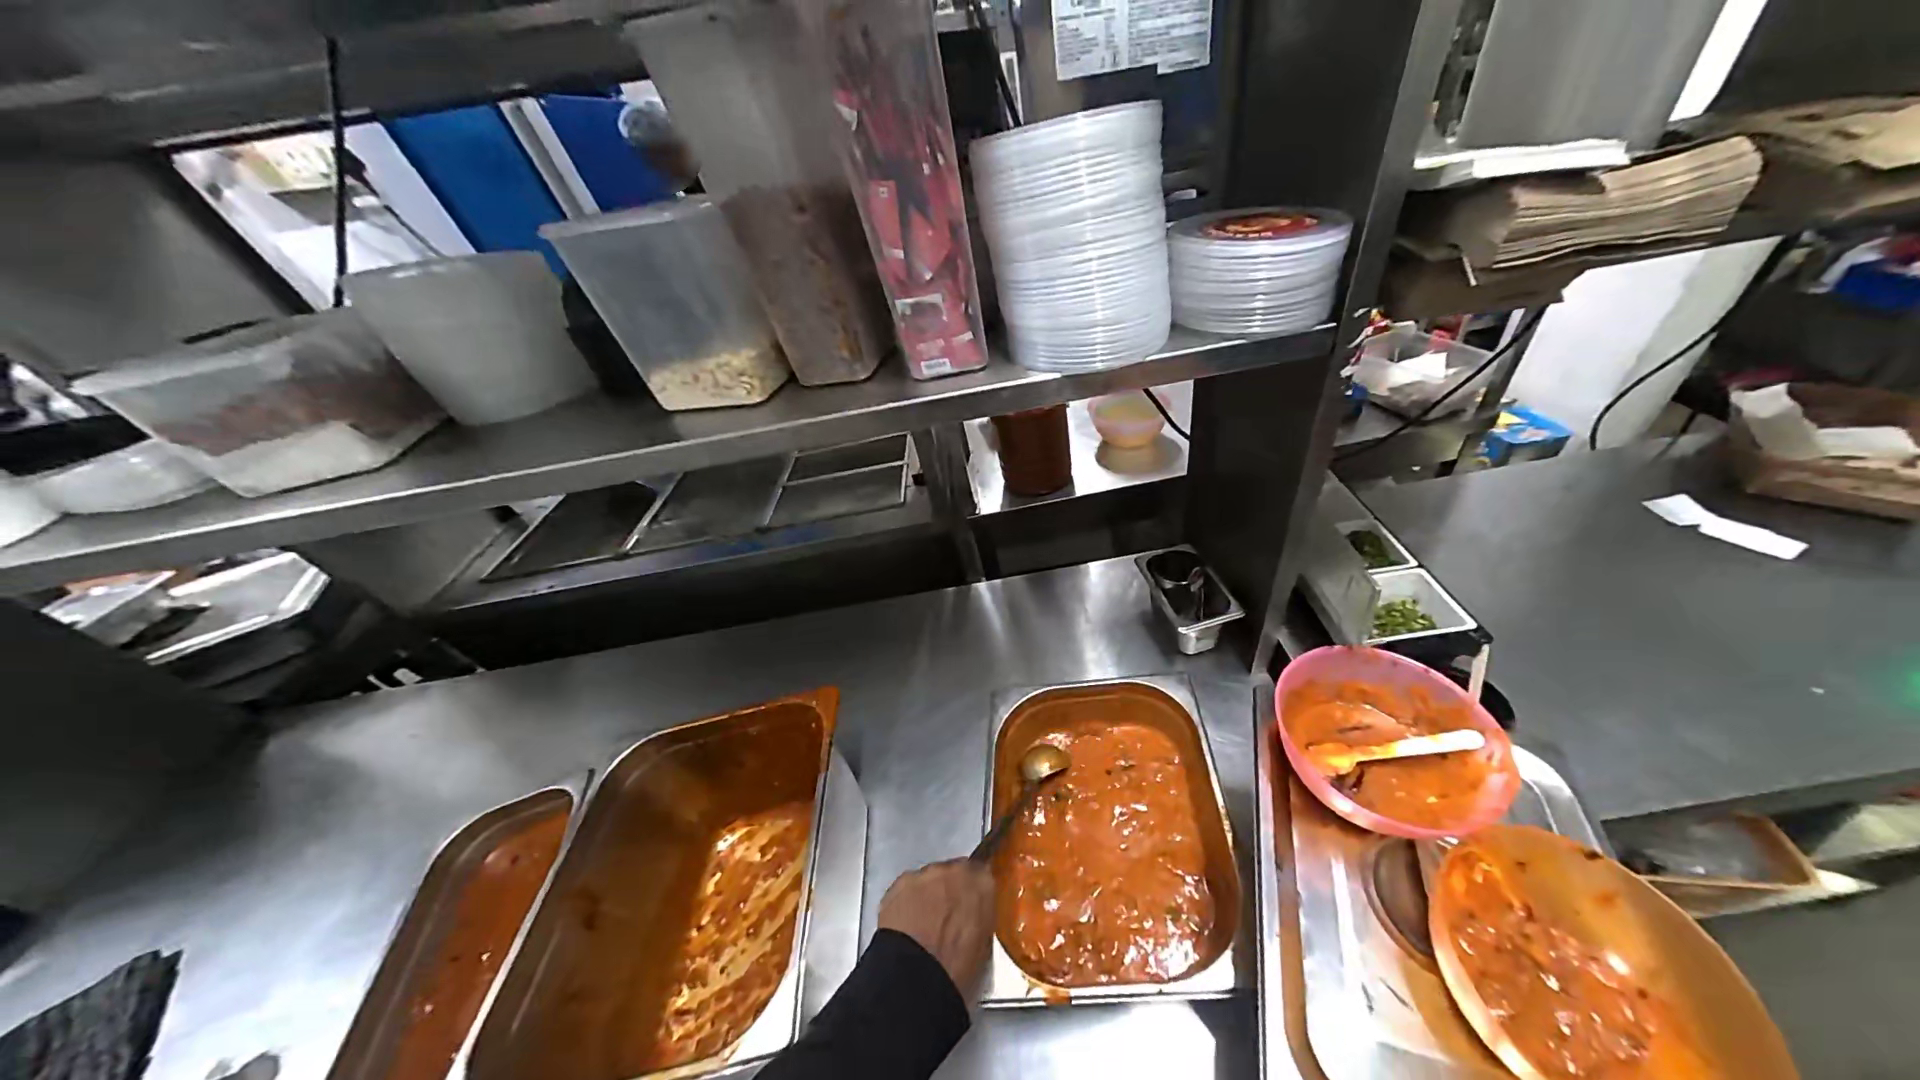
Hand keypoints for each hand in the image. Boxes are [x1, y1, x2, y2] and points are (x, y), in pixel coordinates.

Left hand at [876, 858, 994, 995]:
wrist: (916, 976)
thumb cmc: (957, 970)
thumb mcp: (984, 945)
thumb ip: (981, 917)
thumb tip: (972, 915)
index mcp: (983, 885)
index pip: (982, 874)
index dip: (974, 890)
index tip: (970, 905)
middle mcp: (955, 871)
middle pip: (954, 872)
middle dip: (951, 890)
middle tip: (946, 918)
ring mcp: (925, 874)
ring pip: (930, 879)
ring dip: (928, 895)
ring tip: (922, 925)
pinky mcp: (900, 882)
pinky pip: (908, 888)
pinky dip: (907, 901)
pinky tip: (905, 925)